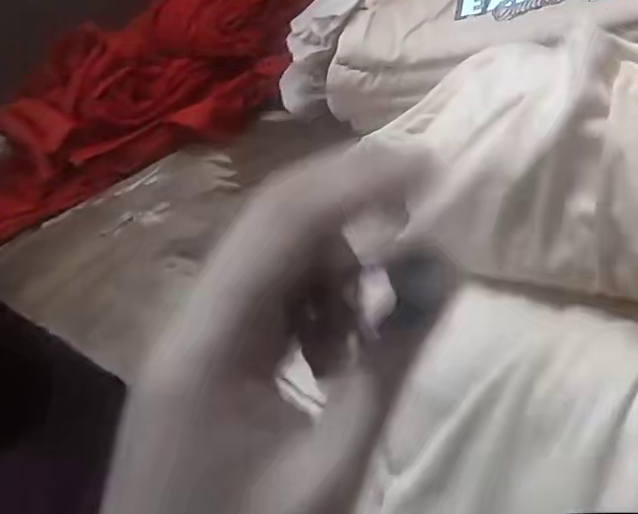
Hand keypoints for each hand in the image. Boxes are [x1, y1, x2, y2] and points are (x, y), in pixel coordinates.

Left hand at [102, 142, 445, 513]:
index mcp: (206, 344)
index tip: (428, 167)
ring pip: (278, 246)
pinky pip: (276, 286)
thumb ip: (390, 364)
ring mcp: (197, 331)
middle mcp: (192, 318)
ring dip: (340, 254)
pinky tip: (342, 346)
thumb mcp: (331, 470)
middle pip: (275, 216)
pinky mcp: (212, 348)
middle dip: (353, 191)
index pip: (285, 225)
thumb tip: (446, 272)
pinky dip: (323, 292)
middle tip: (423, 182)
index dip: (359, 183)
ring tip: (377, 311)